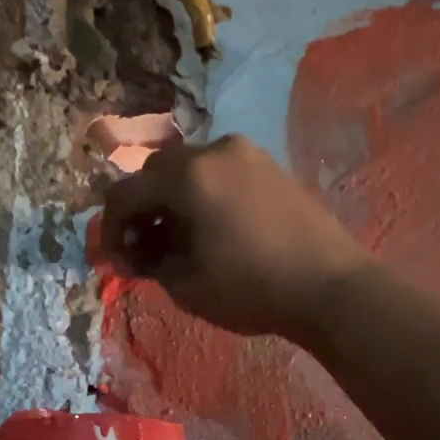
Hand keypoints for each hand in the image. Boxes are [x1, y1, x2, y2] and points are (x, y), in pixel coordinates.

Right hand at [99, 135, 369, 337]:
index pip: (124, 193)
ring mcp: (246, 153)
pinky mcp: (269, 165)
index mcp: (186, 176)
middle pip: (155, 173)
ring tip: (178, 242)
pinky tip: (210, 229)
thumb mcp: (185, 285)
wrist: (330, 287)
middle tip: (144, 250)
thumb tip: (135, 251)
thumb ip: (148, 261)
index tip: (115, 261)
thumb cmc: (250, 289)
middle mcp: (212, 150)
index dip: (110, 229)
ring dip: (171, 200)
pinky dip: (201, 195)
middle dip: (141, 210)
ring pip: (188, 169)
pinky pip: (218, 172)